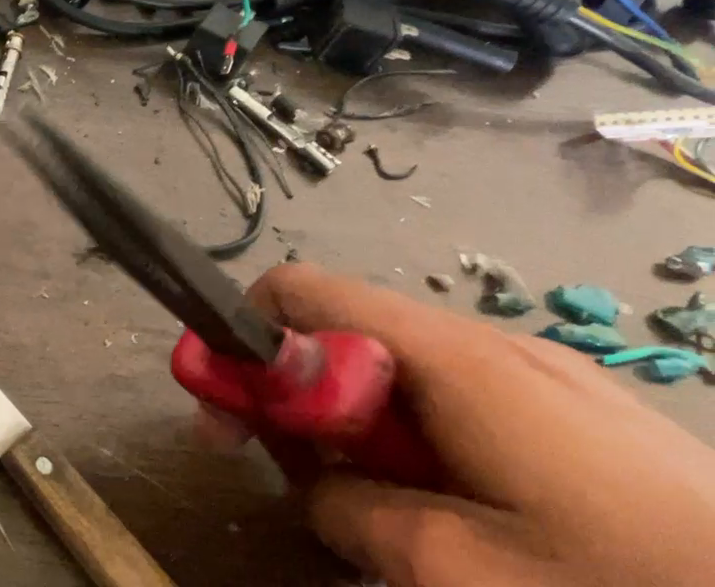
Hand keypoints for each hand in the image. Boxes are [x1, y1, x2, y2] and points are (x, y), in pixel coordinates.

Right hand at [239, 263, 714, 585]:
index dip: (241, 336)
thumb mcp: (457, 570)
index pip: (301, 291)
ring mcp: (547, 376)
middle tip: (293, 476)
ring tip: (386, 508)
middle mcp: (490, 345)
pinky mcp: (586, 413)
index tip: (226, 413)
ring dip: (362, 428)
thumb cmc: (622, 585)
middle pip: (346, 333)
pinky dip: (423, 440)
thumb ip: (349, 508)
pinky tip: (464, 511)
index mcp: (451, 358)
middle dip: (299, 396)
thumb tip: (311, 484)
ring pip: (404, 372)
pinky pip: (464, 400)